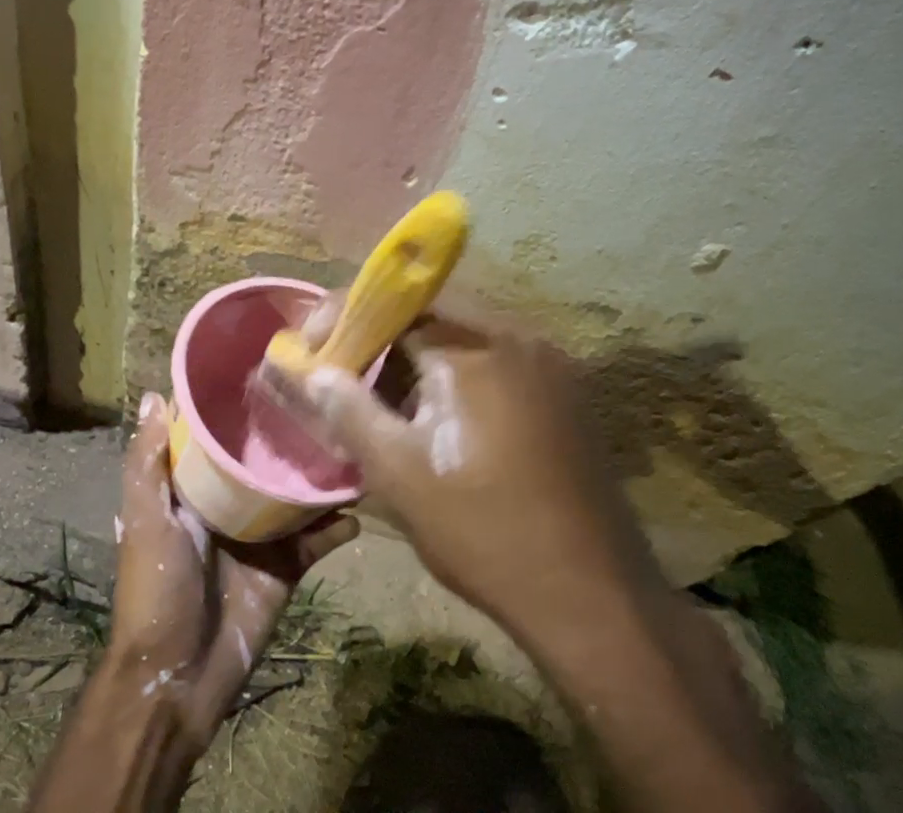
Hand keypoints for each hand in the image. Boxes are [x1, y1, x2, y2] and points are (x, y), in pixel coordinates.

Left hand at [106, 392, 356, 739]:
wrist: (178, 676)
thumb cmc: (155, 590)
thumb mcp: (145, 521)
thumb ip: (148, 463)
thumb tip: (156, 396)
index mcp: (190, 490)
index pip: (215, 437)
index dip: (236, 406)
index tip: (270, 364)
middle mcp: (227, 505)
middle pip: (263, 462)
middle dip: (291, 436)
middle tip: (330, 398)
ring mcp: (260, 537)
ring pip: (296, 496)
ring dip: (321, 477)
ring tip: (356, 442)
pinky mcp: (286, 567)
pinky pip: (316, 540)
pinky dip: (337, 526)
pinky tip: (357, 508)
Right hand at [264, 297, 669, 637]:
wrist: (592, 595)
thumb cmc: (485, 533)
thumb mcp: (400, 475)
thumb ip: (350, 411)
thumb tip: (312, 369)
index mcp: (477, 349)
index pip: (396, 306)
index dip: (345, 319)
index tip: (309, 350)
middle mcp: (521, 339)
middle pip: (432, 316)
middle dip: (379, 339)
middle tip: (340, 375)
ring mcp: (552, 367)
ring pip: (466, 339)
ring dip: (417, 360)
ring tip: (380, 400)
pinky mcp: (567, 397)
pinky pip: (497, 364)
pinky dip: (457, 376)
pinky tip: (436, 419)